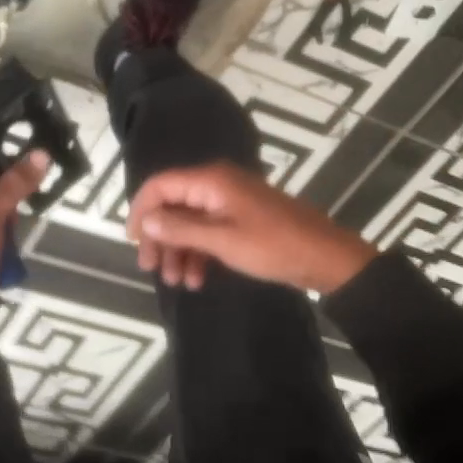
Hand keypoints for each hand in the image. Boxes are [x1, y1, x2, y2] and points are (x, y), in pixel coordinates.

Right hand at [127, 162, 377, 293]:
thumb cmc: (274, 246)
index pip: (160, 186)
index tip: (133, 242)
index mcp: (210, 181)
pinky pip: (208, 231)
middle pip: (172, 205)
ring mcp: (230, 202)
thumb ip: (180, 229)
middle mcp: (216, 184)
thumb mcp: (223, 241)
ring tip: (176, 282)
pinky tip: (197, 278)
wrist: (328, 259)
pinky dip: (198, 252)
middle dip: (159, 237)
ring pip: (189, 221)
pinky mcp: (241, 219)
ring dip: (178, 250)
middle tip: (151, 268)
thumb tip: (145, 221)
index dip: (140, 211)